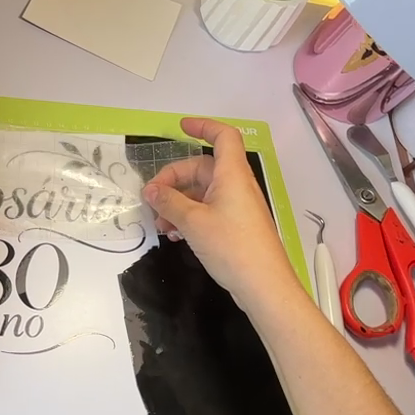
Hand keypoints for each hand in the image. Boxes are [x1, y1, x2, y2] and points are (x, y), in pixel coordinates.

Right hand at [143, 118, 304, 312]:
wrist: (264, 287)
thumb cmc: (232, 247)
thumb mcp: (193, 222)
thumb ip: (169, 202)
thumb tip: (150, 190)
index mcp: (232, 175)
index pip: (223, 137)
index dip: (203, 127)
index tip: (180, 128)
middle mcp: (236, 186)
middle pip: (201, 168)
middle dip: (173, 180)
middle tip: (152, 200)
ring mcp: (237, 207)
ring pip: (201, 193)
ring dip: (177, 203)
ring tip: (160, 224)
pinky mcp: (235, 226)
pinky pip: (207, 210)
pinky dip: (188, 217)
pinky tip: (174, 235)